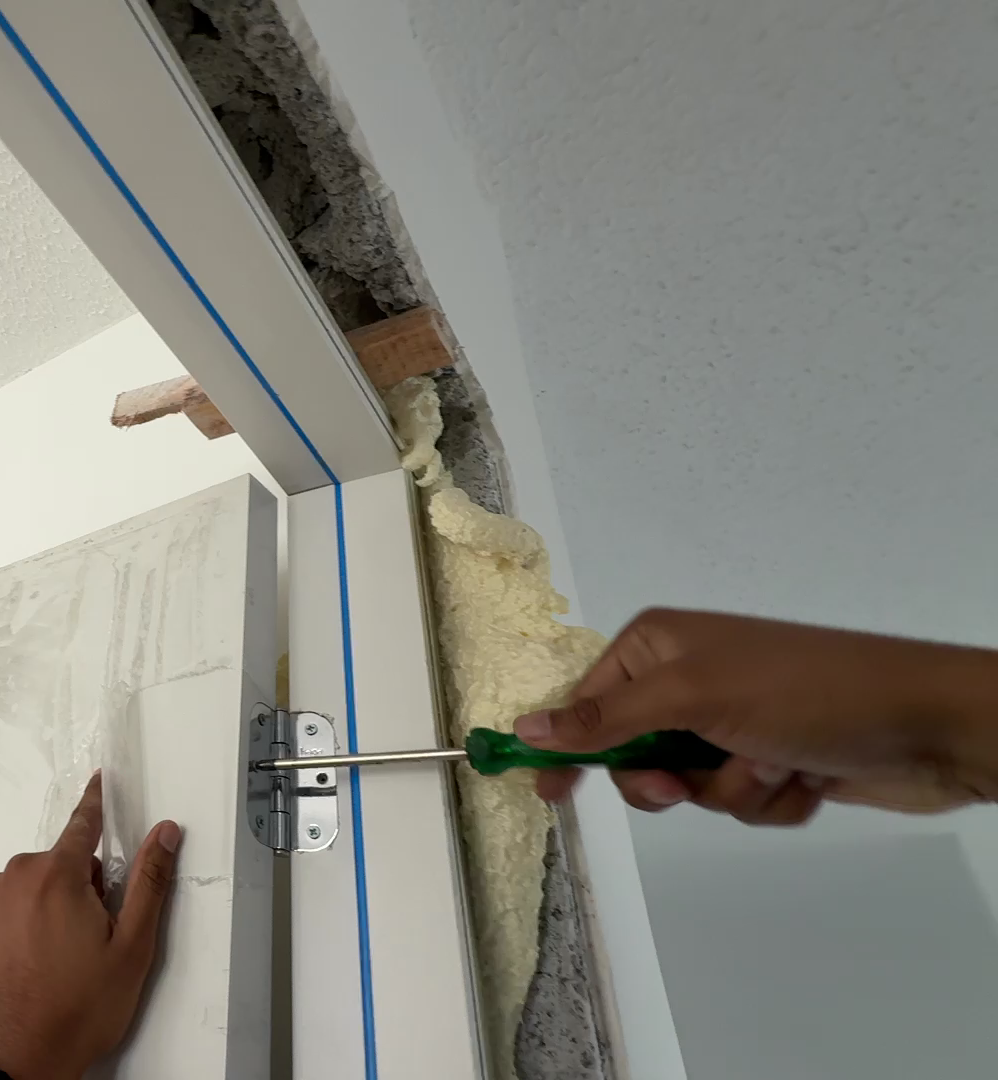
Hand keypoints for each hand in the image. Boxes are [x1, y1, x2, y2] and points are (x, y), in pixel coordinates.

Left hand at [0, 773, 181, 1079]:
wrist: (22, 1055)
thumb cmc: (79, 1005)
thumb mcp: (131, 945)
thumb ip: (149, 881)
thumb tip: (165, 833)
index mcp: (58, 872)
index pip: (84, 822)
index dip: (96, 800)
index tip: (99, 776)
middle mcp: (21, 873)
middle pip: (68, 861)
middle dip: (86, 886)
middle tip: (95, 935)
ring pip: (44, 880)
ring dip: (61, 901)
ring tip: (67, 953)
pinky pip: (21, 897)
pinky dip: (36, 913)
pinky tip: (44, 954)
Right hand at [519, 608, 997, 822]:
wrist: (943, 725)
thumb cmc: (801, 693)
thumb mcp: (689, 698)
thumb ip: (602, 718)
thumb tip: (524, 729)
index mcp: (653, 648)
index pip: (584, 701)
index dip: (567, 746)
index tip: (551, 791)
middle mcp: (683, 680)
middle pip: (630, 749)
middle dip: (663, 777)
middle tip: (681, 787)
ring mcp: (727, 720)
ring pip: (685, 780)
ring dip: (726, 787)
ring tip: (774, 770)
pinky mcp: (768, 757)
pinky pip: (735, 796)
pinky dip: (767, 797)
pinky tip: (805, 777)